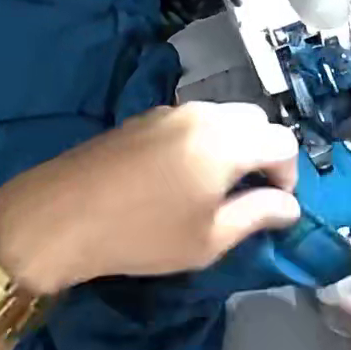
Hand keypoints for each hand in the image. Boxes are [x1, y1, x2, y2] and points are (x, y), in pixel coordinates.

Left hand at [0, 103, 301, 292]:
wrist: (61, 214)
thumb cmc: (142, 234)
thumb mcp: (208, 238)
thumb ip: (257, 215)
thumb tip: (289, 206)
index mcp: (226, 141)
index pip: (283, 142)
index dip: (289, 175)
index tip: (271, 205)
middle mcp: (203, 114)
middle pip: (254, 121)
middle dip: (262, 154)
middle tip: (245, 194)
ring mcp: (169, 110)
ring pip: (221, 117)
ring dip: (231, 145)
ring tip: (210, 187)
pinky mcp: (143, 116)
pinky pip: (190, 120)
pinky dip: (202, 140)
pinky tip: (176, 175)